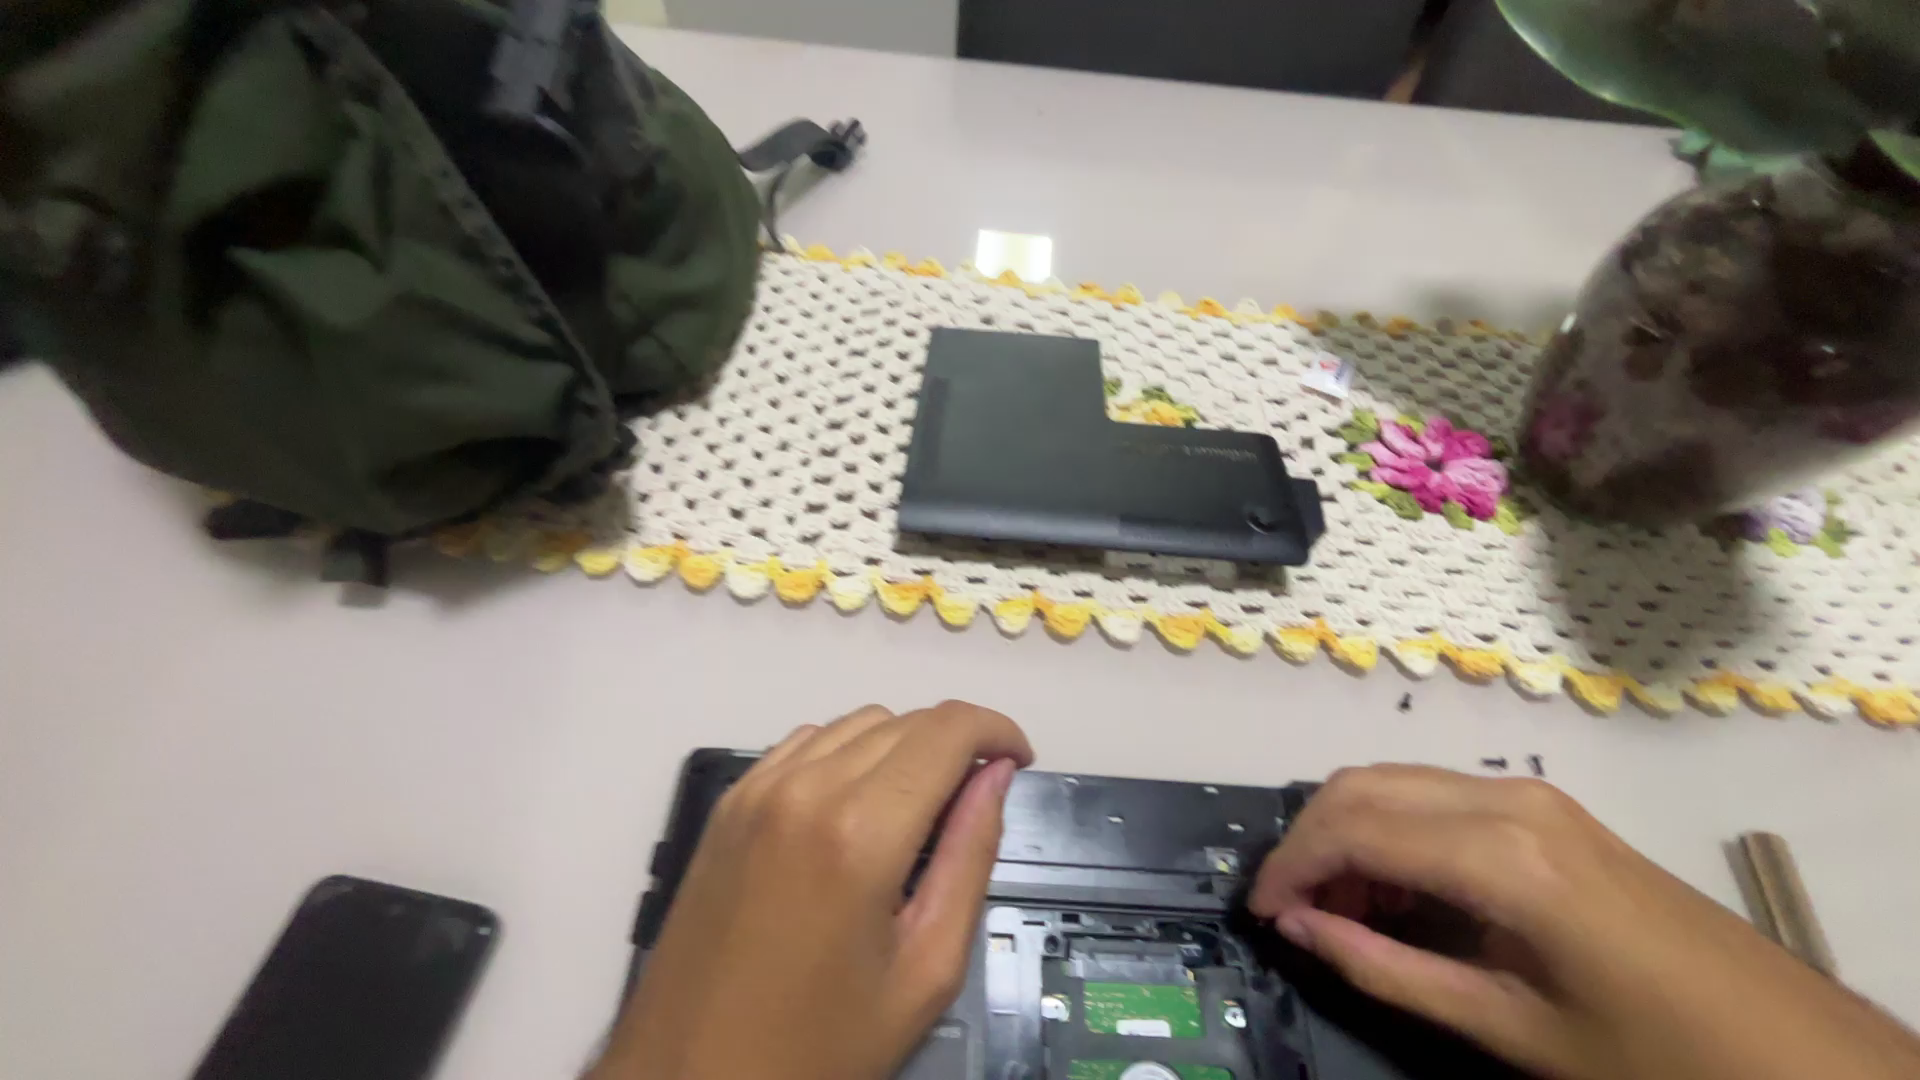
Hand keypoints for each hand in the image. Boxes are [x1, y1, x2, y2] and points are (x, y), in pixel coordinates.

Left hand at [590, 702, 1032, 1079]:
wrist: (690, 1075)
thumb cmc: (821, 1041)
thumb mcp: (925, 969)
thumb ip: (970, 857)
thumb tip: (995, 778)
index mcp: (861, 830)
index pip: (949, 731)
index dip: (997, 731)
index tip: (1018, 762)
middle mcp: (807, 787)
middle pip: (907, 721)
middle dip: (958, 743)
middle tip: (975, 797)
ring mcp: (759, 788)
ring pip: (859, 722)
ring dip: (905, 746)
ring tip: (918, 807)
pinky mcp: (731, 801)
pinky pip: (808, 742)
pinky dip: (850, 753)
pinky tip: (857, 804)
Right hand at [1249, 765, 1919, 1079]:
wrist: (1804, 1056)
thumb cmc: (1654, 1055)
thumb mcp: (1509, 1029)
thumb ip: (1384, 969)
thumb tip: (1295, 925)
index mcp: (1499, 855)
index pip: (1352, 830)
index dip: (1289, 865)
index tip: (1261, 911)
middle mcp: (1504, 798)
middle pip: (1359, 787)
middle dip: (1306, 841)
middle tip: (1292, 909)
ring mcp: (1526, 793)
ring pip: (1388, 781)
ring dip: (1343, 832)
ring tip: (1336, 905)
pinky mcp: (1541, 805)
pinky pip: (1430, 794)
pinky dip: (1386, 829)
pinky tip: (1391, 888)